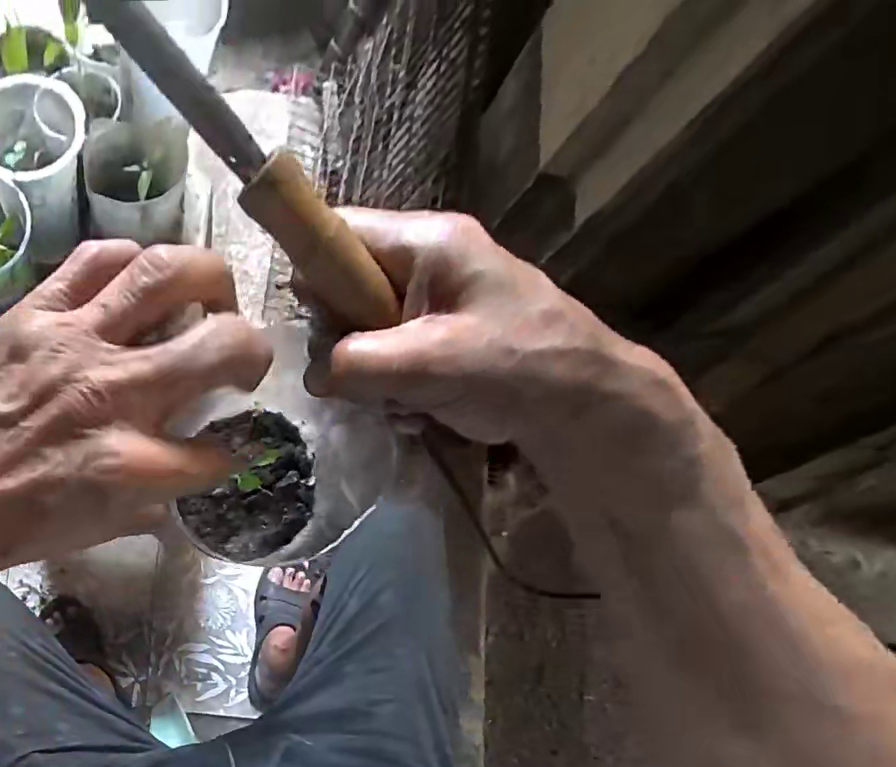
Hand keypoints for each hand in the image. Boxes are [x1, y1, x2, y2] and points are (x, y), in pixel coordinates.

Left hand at [0, 241, 272, 585]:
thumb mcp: (98, 528)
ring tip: (213, 296)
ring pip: (164, 274)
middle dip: (253, 352)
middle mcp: (110, 393)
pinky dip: (131, 260)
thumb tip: (191, 464)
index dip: (231, 453)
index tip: (229, 449)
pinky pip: (95, 260)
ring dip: (209, 278)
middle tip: (244, 360)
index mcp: (128, 463)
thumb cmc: (13, 524)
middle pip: (219, 346)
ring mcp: (70, 343)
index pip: (214, 451)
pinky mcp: (32, 315)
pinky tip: (139, 281)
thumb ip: (155, 496)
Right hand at [319, 210, 703, 473]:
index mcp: (427, 244)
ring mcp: (424, 305)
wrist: (583, 406)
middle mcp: (421, 265)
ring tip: (400, 399)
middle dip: (343, 340)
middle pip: (340, 289)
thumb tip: (314, 375)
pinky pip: (378, 359)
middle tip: (368, 374)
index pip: (338, 230)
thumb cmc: (519, 366)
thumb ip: (358, 363)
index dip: (312, 269)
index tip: (316, 323)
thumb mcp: (432, 362)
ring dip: (366, 375)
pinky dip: (385, 389)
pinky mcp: (427, 339)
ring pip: (355, 333)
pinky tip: (412, 408)